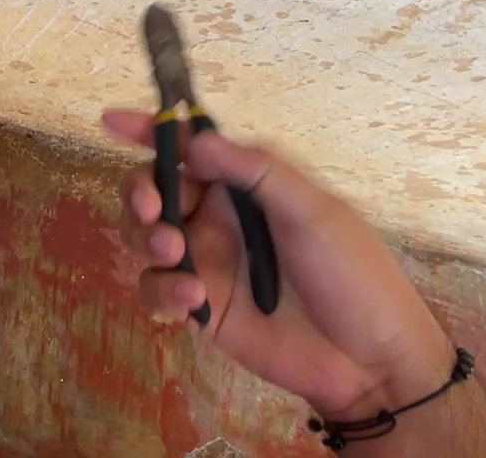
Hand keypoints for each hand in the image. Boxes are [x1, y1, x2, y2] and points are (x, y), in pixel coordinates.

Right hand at [105, 111, 457, 422]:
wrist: (372, 364)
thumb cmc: (350, 272)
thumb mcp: (311, 209)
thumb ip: (252, 169)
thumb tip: (194, 139)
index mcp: (240, 184)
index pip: (186, 146)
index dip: (147, 129)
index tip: (113, 121)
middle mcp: (214, 214)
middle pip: (152, 187)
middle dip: (140, 190)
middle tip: (153, 208)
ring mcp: (203, 260)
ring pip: (143, 234)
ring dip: (145, 236)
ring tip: (173, 251)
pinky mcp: (198, 306)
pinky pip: (155, 288)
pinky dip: (161, 289)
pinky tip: (190, 297)